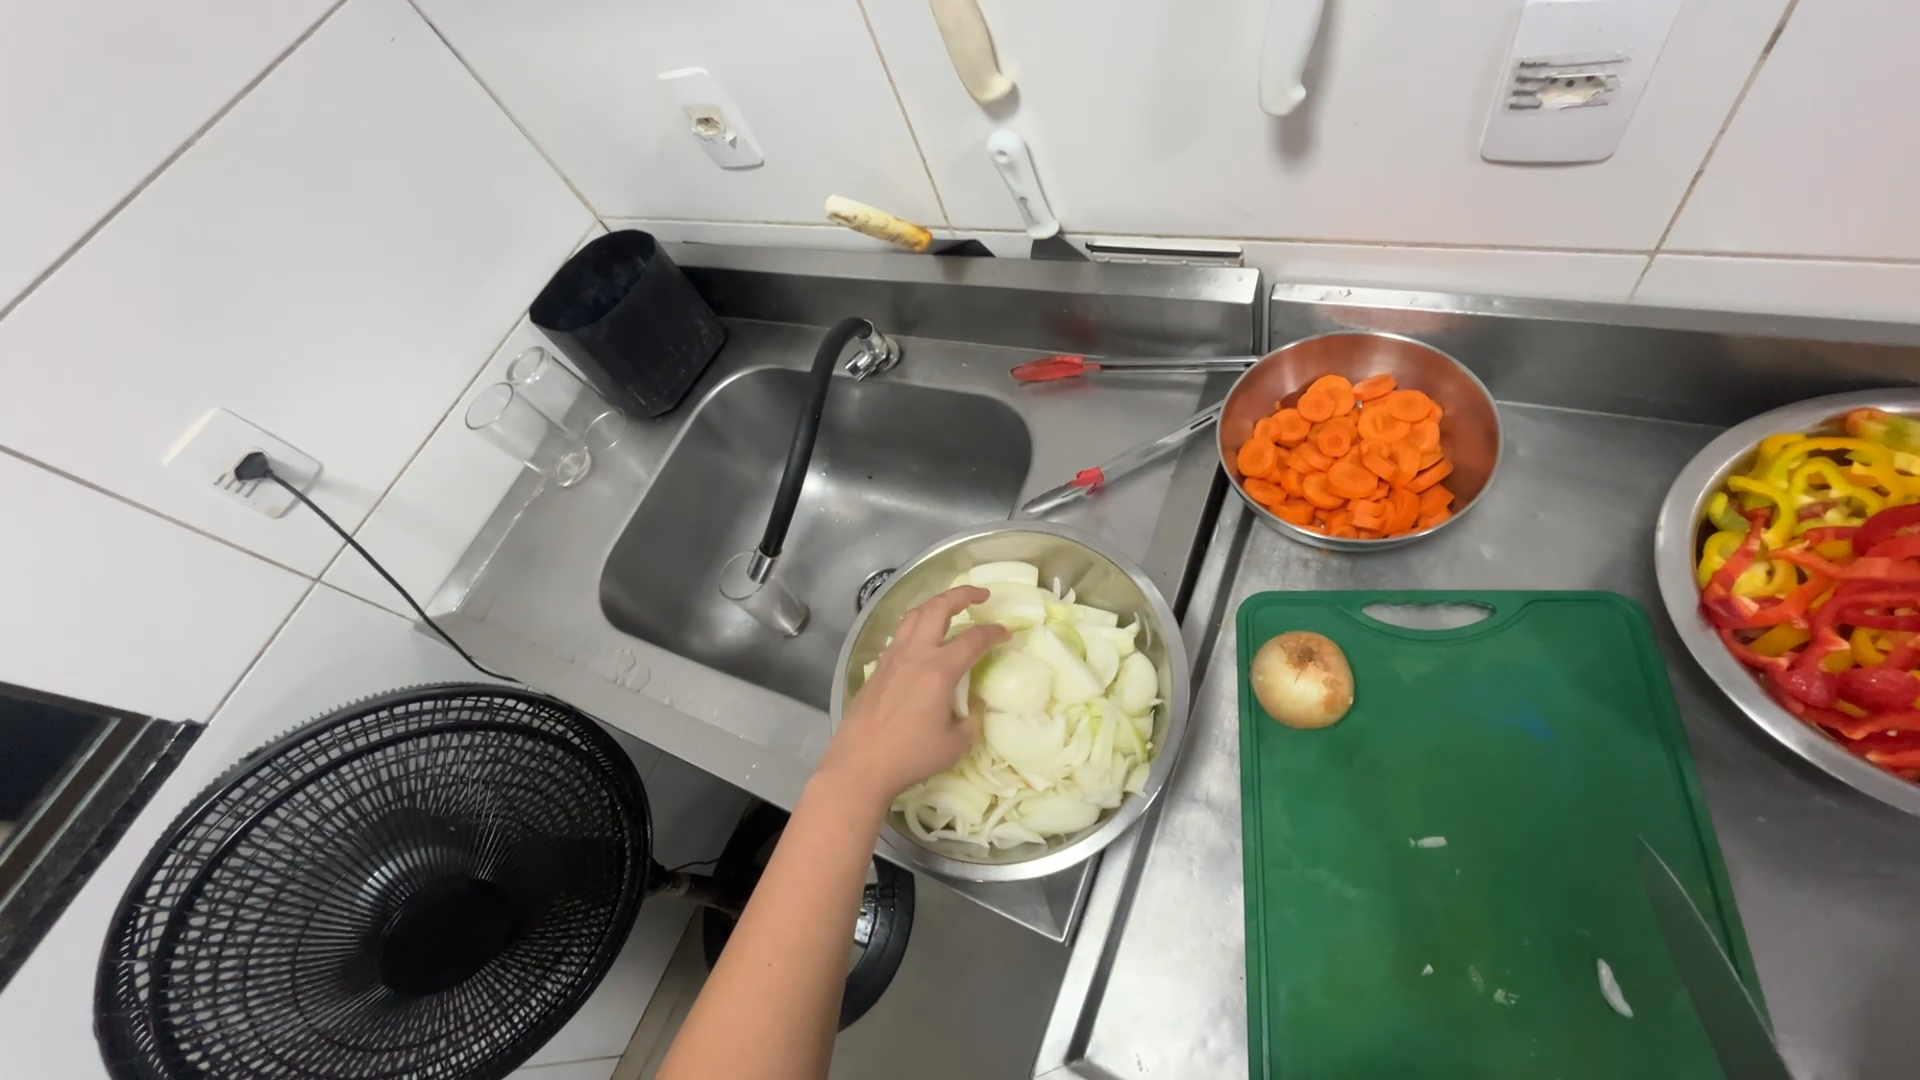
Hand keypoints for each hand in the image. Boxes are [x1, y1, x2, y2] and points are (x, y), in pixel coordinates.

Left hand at [818, 586, 1009, 809]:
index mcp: (939, 670)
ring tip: (950, 609)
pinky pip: (900, 635)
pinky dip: (917, 627)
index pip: (974, 639)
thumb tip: (974, 707)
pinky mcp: (878, 668)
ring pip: (914, 615)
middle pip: (938, 607)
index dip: (995, 633)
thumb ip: (971, 721)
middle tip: (980, 595)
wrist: (860, 764)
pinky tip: (922, 642)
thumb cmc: (910, 756)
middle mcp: (916, 654)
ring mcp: (893, 658)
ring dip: (935, 605)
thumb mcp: (955, 744)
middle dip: (962, 594)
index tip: (1007, 633)